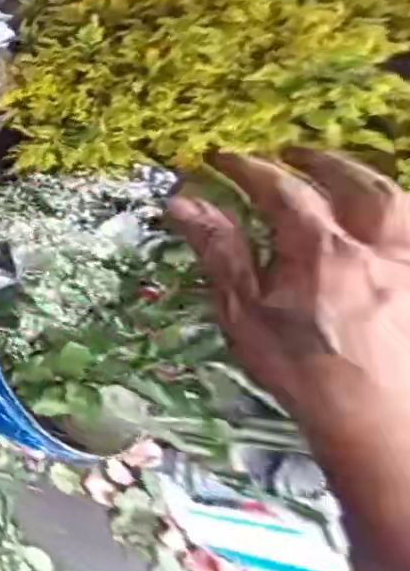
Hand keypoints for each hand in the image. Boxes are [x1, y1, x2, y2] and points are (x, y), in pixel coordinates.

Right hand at [166, 150, 409, 442]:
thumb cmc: (298, 362)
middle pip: (366, 189)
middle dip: (326, 163)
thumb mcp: (243, 306)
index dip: (250, 170)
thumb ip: (220, 249)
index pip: (284, 193)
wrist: (382, 418)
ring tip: (349, 178)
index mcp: (324, 254)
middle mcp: (385, 252)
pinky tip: (388, 223)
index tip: (220, 159)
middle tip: (294, 152)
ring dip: (376, 184)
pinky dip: (404, 220)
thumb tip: (184, 202)